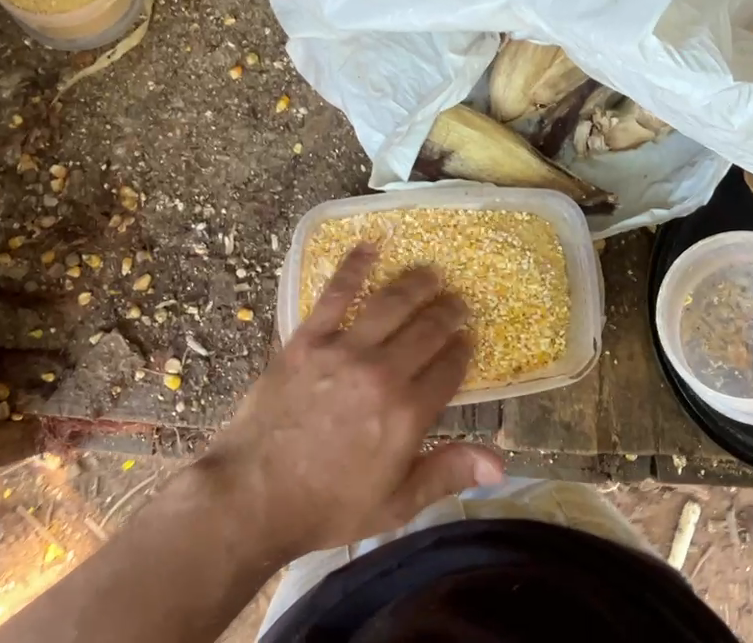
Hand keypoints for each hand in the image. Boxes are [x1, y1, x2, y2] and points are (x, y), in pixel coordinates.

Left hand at [199, 244, 505, 558]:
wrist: (251, 497)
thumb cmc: (326, 506)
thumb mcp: (395, 504)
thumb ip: (447, 473)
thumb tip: (500, 464)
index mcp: (407, 413)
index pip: (451, 368)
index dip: (464, 350)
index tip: (468, 340)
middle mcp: (383, 373)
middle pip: (428, 329)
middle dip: (449, 312)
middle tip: (458, 301)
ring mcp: (343, 351)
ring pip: (392, 303)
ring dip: (417, 283)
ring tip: (432, 272)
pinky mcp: (307, 339)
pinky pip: (336, 295)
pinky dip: (354, 267)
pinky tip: (369, 246)